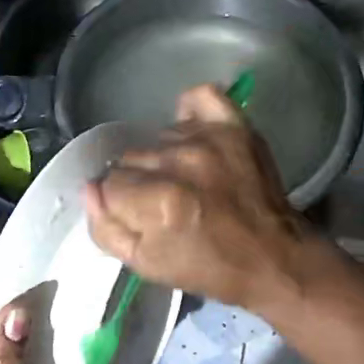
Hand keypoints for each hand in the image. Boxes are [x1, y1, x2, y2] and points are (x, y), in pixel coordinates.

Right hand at [84, 84, 312, 309]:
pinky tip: (191, 133)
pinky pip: (200, 96)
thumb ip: (107, 229)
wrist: (274, 257)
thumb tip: (89, 190)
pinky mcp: (235, 125)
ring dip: (165, 157)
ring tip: (187, 179)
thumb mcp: (148, 265)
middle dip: (140, 182)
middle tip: (164, 203)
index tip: (139, 216)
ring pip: (160, 137)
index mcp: (160, 200)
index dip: (119, 204)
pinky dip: (190, 112)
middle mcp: (183, 161)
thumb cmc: (210, 267)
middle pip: (132, 158)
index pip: (110, 185)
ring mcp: (211, 138)